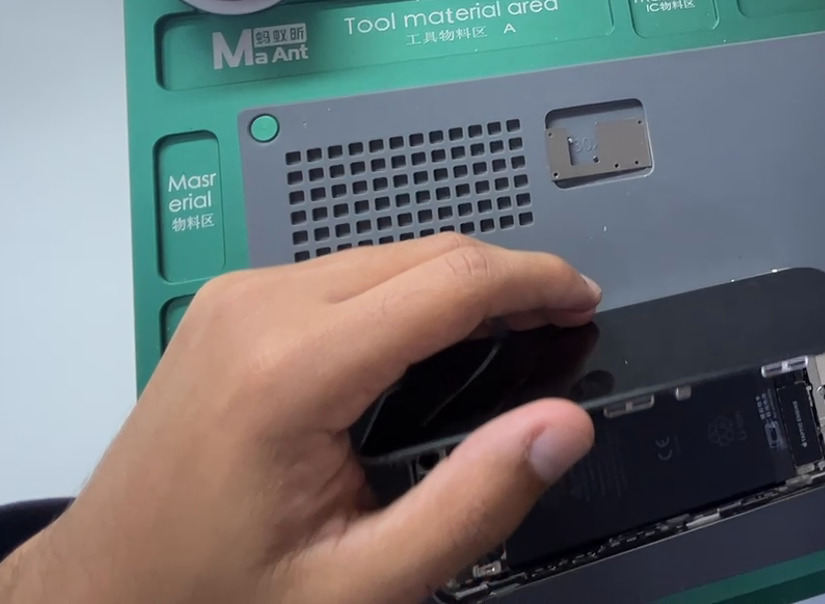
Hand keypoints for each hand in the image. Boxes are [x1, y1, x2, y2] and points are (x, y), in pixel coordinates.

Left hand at [0, 236, 602, 603]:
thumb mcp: (359, 588)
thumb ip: (474, 502)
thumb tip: (566, 424)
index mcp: (293, 367)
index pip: (451, 282)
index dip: (536, 280)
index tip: (586, 298)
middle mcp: (265, 303)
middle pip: (428, 253)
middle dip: (509, 277)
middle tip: (562, 319)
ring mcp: (244, 292)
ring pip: (395, 254)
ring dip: (465, 281)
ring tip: (515, 326)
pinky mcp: (239, 299)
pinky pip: (356, 270)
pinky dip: (416, 289)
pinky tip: (439, 332)